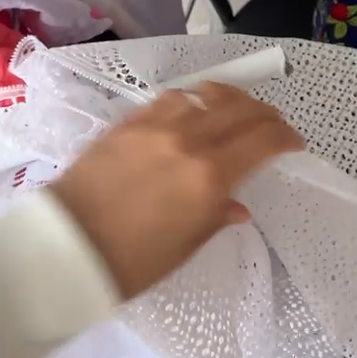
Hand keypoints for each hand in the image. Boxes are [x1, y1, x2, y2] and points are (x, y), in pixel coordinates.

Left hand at [49, 82, 303, 298]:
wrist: (62, 249)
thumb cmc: (129, 263)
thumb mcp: (183, 248)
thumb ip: (216, 217)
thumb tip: (237, 204)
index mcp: (209, 176)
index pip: (263, 140)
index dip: (286, 137)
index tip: (294, 143)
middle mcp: (189, 140)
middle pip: (241, 109)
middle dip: (265, 114)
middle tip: (273, 125)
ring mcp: (158, 125)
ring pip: (207, 94)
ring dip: (231, 99)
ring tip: (236, 109)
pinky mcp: (130, 121)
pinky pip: (173, 98)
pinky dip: (194, 100)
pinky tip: (194, 110)